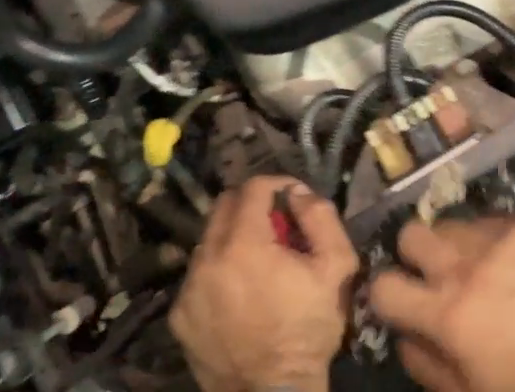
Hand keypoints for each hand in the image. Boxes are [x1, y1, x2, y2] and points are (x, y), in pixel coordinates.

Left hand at [169, 177, 358, 391]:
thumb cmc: (308, 329)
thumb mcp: (336, 267)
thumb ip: (320, 217)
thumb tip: (298, 192)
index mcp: (244, 244)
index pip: (253, 188)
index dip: (277, 184)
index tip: (293, 197)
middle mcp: (207, 260)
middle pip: (223, 206)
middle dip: (252, 206)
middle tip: (277, 226)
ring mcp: (188, 290)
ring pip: (208, 240)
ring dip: (233, 238)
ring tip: (259, 262)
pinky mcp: (179, 317)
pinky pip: (197, 276)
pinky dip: (218, 271)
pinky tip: (239, 293)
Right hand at [367, 219, 514, 391]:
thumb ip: (424, 364)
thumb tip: (402, 334)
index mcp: (446, 315)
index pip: (383, 285)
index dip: (382, 295)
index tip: (396, 303)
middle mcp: (464, 269)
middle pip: (410, 234)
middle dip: (410, 255)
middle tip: (427, 276)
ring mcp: (494, 243)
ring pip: (446, 222)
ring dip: (446, 244)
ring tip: (463, 266)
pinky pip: (482, 222)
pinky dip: (479, 238)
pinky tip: (495, 260)